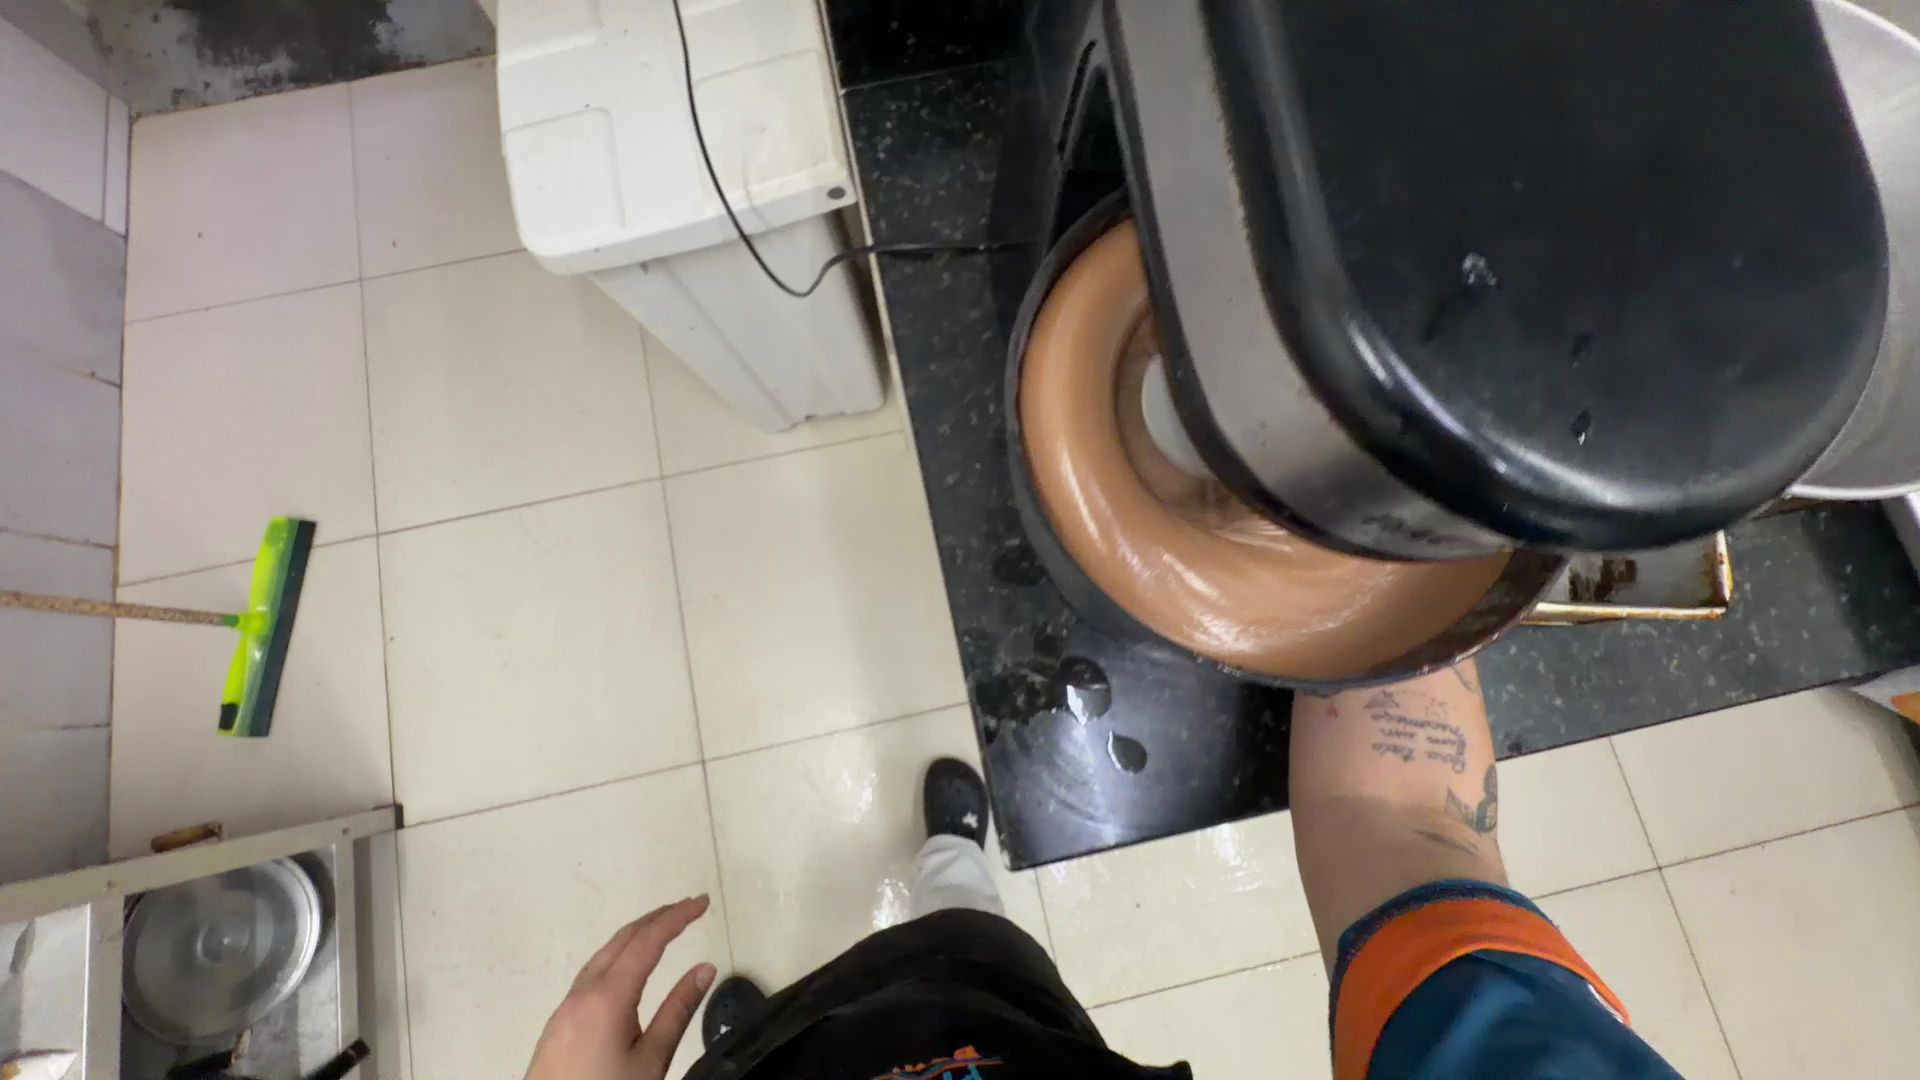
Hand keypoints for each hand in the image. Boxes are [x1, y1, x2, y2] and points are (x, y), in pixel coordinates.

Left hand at [526, 895, 717, 1079]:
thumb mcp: (651, 1062)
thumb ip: (678, 1011)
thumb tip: (705, 968)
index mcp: (607, 998)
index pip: (648, 941)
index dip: (677, 917)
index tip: (703, 902)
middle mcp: (581, 995)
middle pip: (621, 940)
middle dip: (656, 918)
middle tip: (689, 907)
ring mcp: (563, 1011)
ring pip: (603, 955)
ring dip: (635, 935)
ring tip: (663, 930)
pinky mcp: (556, 1028)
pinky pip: (591, 974)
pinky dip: (617, 956)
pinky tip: (628, 968)